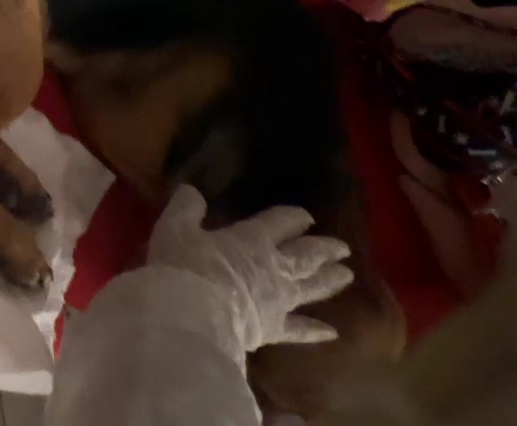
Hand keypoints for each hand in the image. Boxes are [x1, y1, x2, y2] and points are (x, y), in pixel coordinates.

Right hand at [147, 185, 353, 353]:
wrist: (193, 310)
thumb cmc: (183, 263)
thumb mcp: (174, 227)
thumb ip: (185, 208)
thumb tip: (191, 189)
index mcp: (251, 241)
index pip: (278, 224)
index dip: (292, 218)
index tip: (305, 216)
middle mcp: (275, 269)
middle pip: (306, 257)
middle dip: (323, 250)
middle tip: (343, 248)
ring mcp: (280, 301)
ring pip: (312, 288)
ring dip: (330, 282)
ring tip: (347, 275)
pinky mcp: (275, 327)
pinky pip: (300, 329)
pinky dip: (316, 330)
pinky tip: (332, 332)